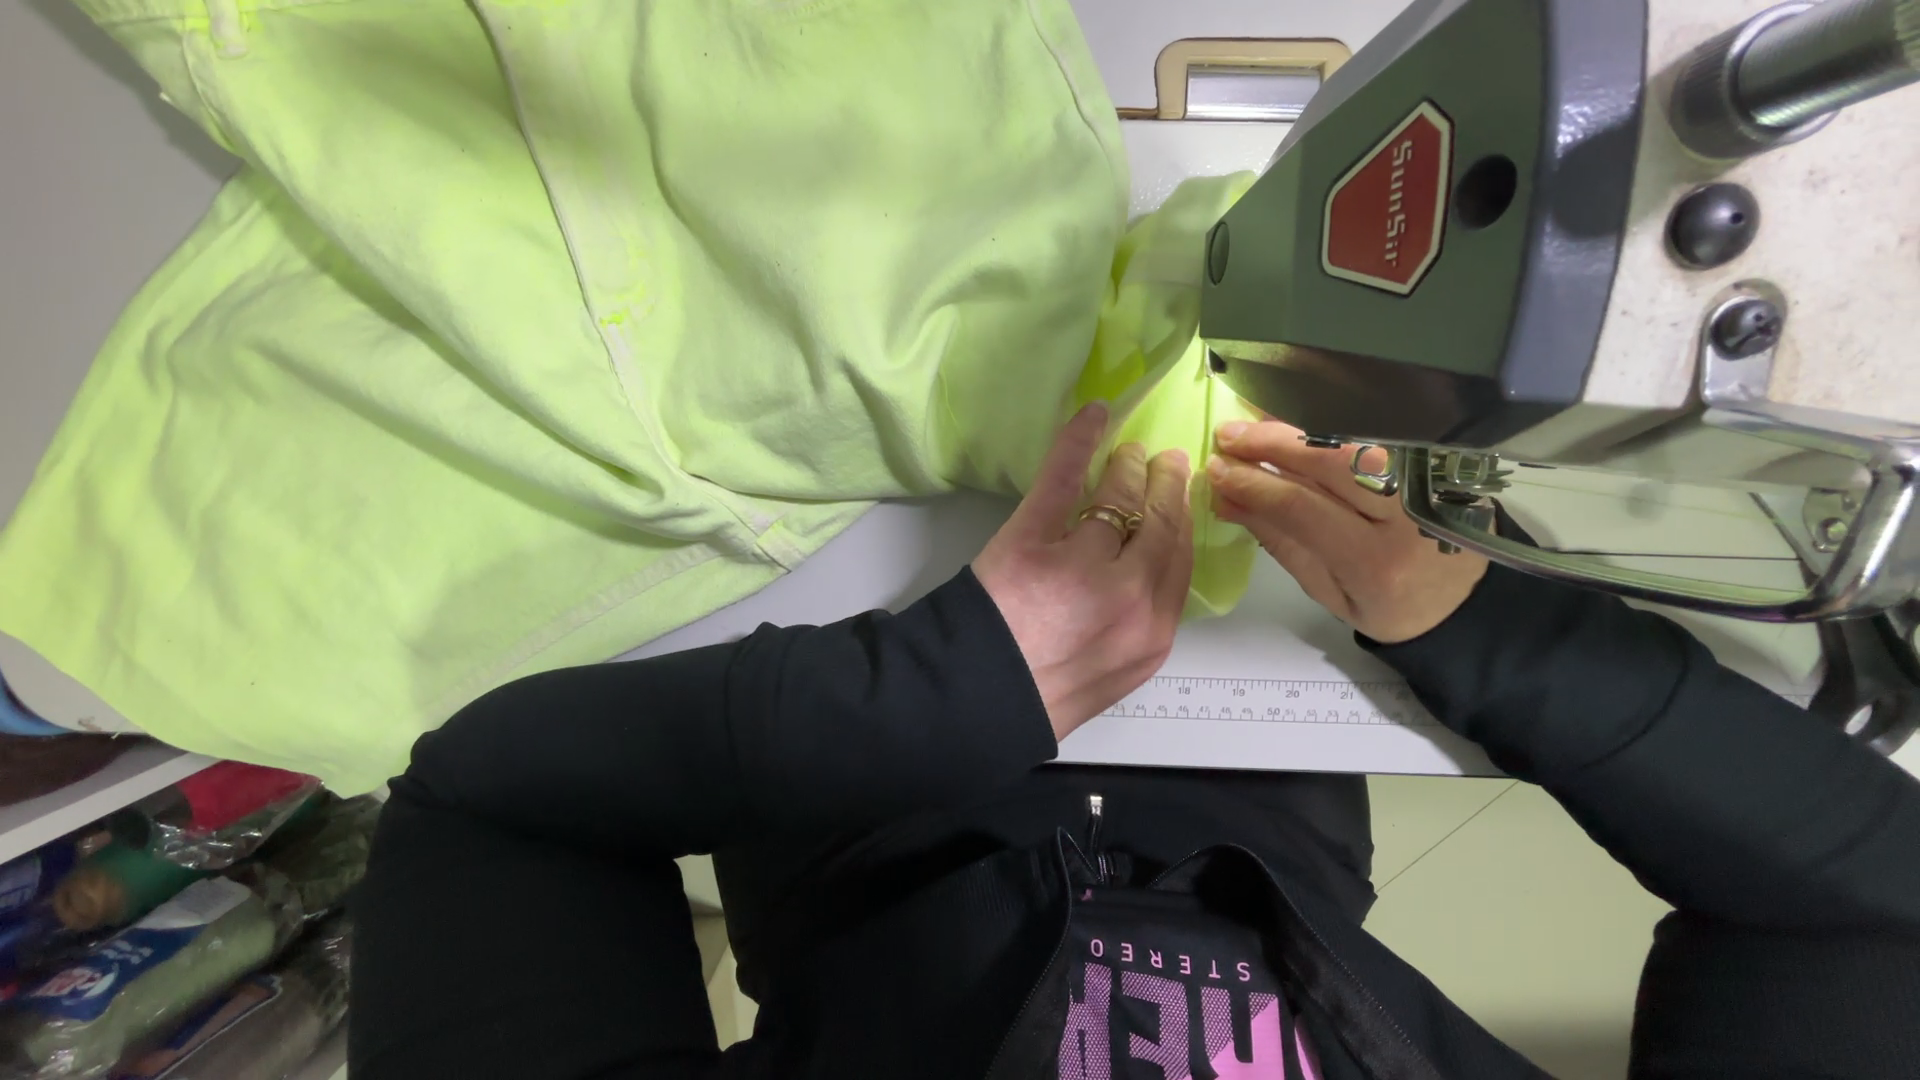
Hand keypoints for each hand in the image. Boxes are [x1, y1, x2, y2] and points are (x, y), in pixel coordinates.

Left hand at [973, 404, 1194, 741]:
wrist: (978, 700)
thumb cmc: (1043, 691)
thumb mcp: (1115, 671)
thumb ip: (1141, 625)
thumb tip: (1148, 574)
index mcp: (1153, 632)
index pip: (1181, 557)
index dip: (1182, 519)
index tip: (1182, 497)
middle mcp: (1130, 594)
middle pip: (1160, 522)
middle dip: (1166, 486)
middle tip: (1166, 463)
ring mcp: (1082, 564)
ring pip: (1118, 497)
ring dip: (1127, 468)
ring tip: (1129, 453)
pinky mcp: (1032, 539)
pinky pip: (1064, 479)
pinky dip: (1079, 441)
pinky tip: (1093, 416)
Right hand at [1207, 420, 1487, 643]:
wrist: (1461, 603)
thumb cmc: (1382, 604)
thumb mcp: (1324, 589)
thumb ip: (1278, 540)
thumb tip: (1226, 499)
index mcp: (1374, 561)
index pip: (1301, 507)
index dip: (1253, 483)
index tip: (1215, 470)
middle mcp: (1408, 516)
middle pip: (1332, 460)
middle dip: (1272, 442)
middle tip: (1228, 434)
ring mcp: (1431, 484)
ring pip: (1356, 440)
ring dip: (1299, 429)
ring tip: (1254, 425)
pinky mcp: (1440, 464)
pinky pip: (1378, 437)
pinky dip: (1331, 429)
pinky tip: (1296, 428)